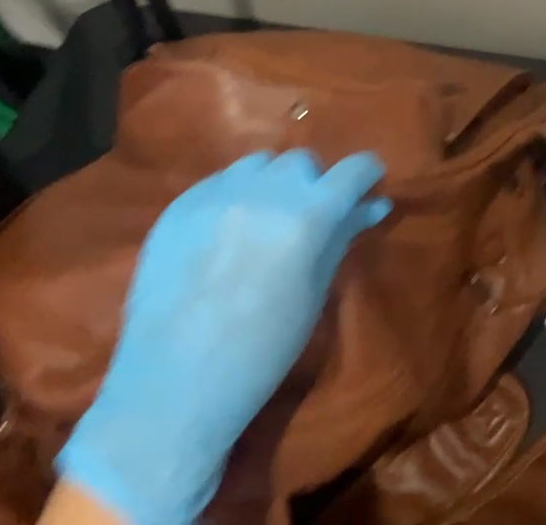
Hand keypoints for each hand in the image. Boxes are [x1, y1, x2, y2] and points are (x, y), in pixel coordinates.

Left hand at [55, 150, 390, 524]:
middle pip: (302, 161)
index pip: (352, 169)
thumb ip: (341, 238)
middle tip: (309, 219)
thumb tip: (372, 205)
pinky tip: (226, 234)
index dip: (366, 174)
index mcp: (307, 216)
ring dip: (273, 183)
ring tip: (265, 221)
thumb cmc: (261, 350)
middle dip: (314, 182)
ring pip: (259, 163)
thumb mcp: (313, 294)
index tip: (368, 185)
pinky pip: (220, 181)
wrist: (173, 383)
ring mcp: (216, 193)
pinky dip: (235, 196)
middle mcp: (264, 191)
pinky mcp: (179, 205)